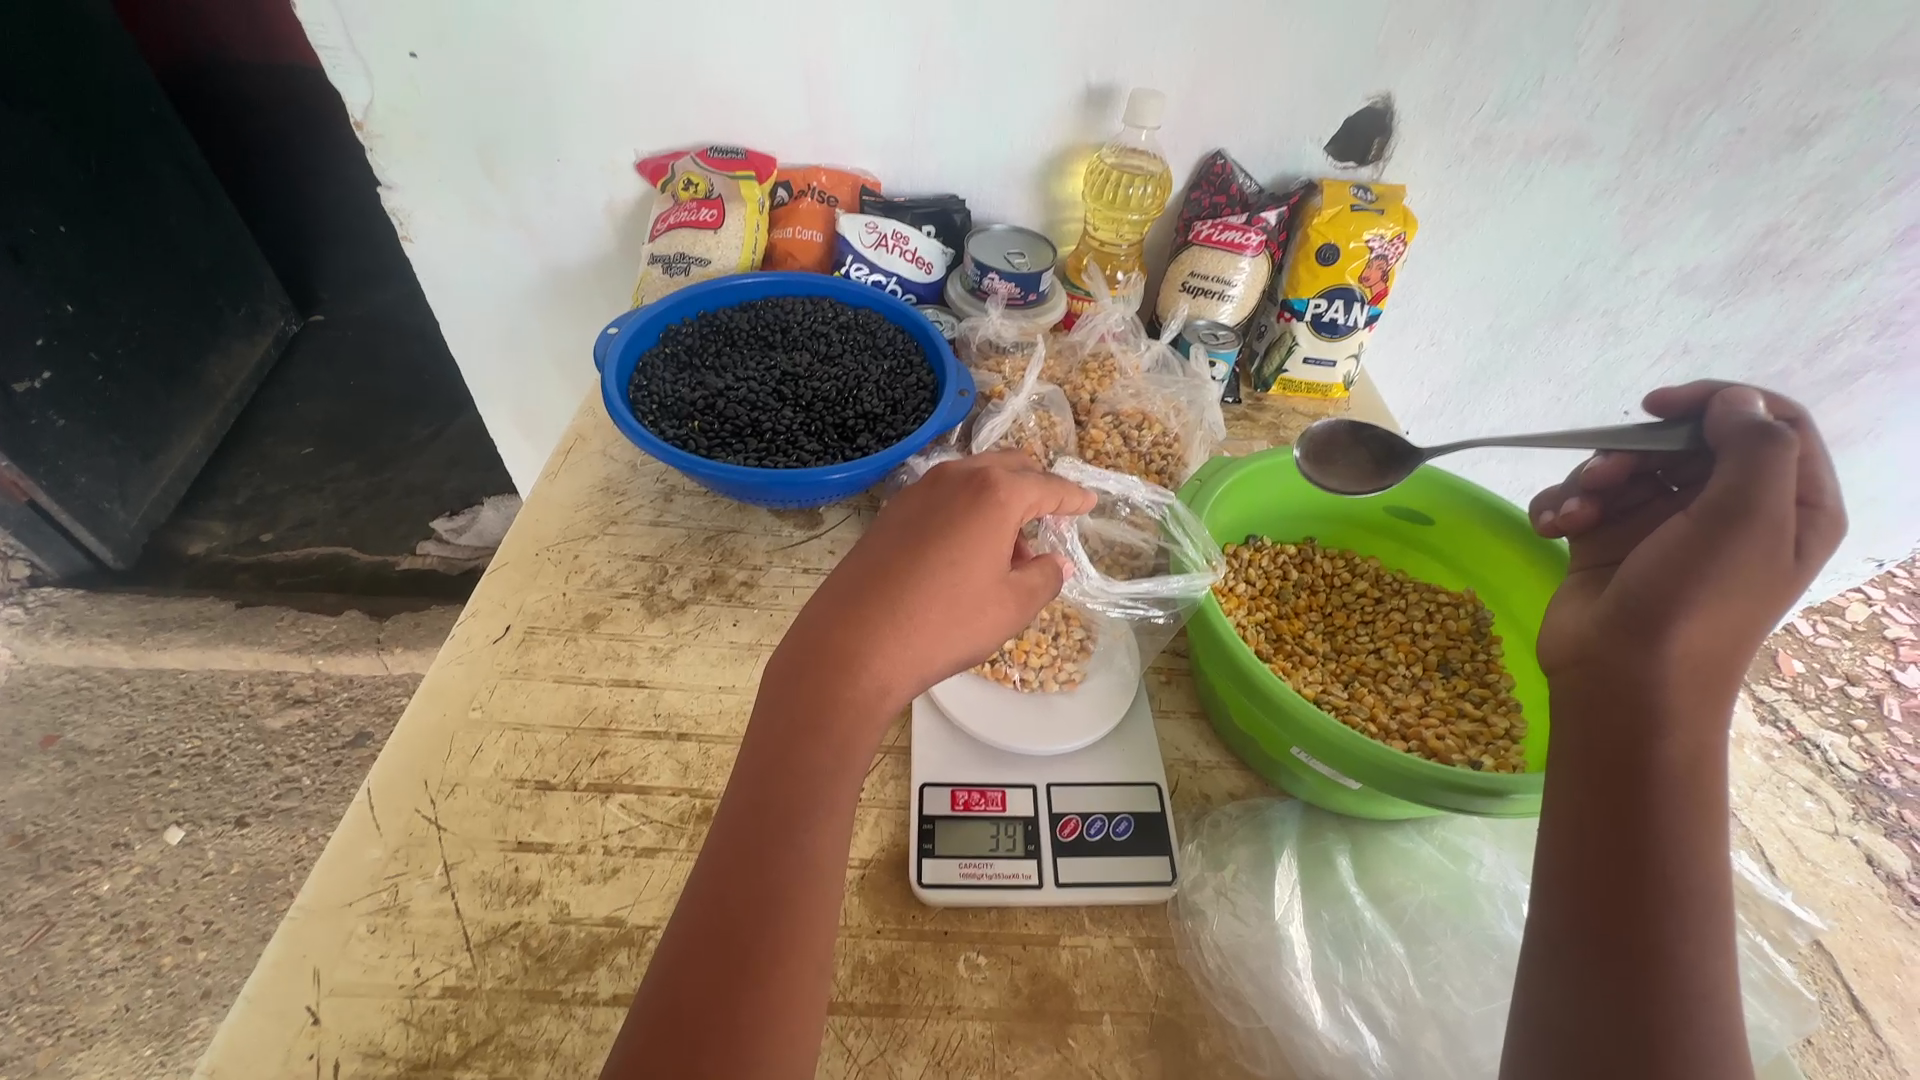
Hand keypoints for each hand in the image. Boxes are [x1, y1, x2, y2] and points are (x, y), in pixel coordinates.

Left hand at [770, 452, 1095, 718]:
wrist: (853, 642)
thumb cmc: (944, 623)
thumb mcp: (1011, 607)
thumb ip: (1044, 577)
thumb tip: (1051, 563)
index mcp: (995, 492)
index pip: (1047, 485)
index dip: (1073, 496)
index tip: (1089, 503)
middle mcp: (955, 477)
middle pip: (1008, 467)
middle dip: (1035, 488)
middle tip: (1049, 521)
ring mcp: (917, 491)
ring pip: (972, 480)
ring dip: (998, 501)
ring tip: (1006, 552)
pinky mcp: (891, 512)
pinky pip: (943, 497)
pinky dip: (965, 511)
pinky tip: (964, 552)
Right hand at [1529, 382, 1845, 727]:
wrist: (1623, 676)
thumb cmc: (1695, 601)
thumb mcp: (1746, 521)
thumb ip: (1753, 448)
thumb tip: (1732, 400)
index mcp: (1784, 504)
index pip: (1766, 422)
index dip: (1715, 400)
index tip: (1655, 405)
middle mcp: (1724, 510)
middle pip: (1680, 442)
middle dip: (1632, 451)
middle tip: (1605, 478)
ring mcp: (1660, 527)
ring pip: (1620, 469)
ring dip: (1586, 482)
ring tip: (1572, 516)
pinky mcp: (1603, 543)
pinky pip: (1578, 500)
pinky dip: (1558, 506)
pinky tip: (1549, 528)